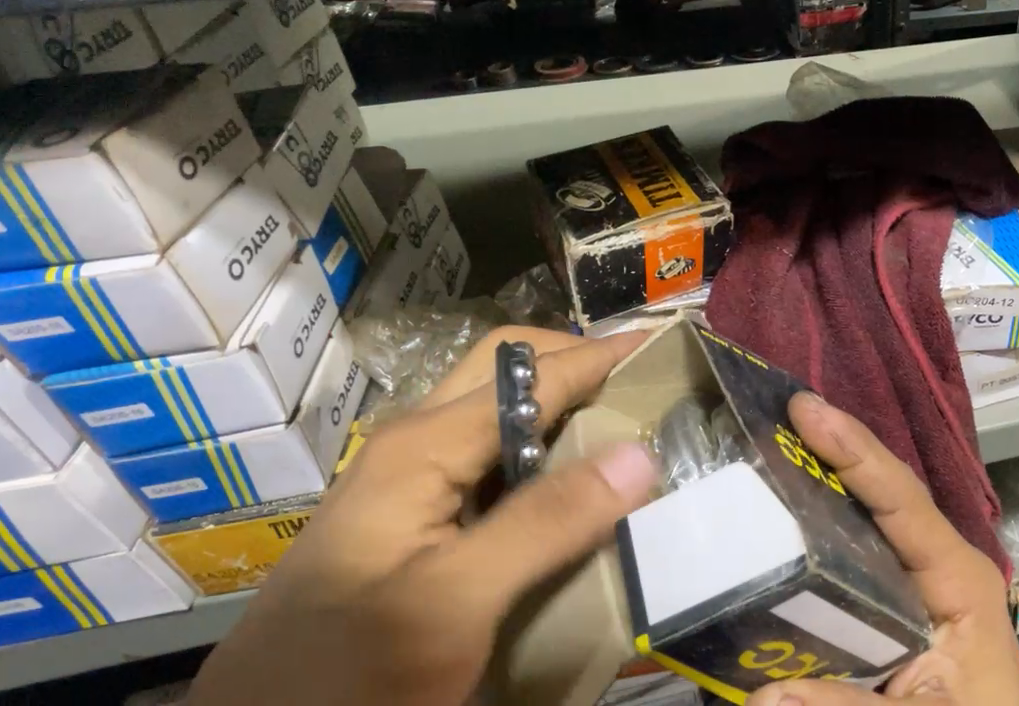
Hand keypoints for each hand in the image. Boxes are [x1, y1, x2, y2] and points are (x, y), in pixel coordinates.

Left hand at [187, 326, 658, 705]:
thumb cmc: (349, 675)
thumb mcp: (452, 604)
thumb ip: (545, 523)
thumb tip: (639, 453)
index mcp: (424, 443)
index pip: (535, 372)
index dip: (605, 354)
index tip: (669, 345)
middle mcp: (417, 444)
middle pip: (510, 367)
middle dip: (578, 363)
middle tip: (643, 386)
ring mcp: (411, 483)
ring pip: (500, 409)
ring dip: (562, 406)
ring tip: (624, 429)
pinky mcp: (414, 522)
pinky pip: (490, 458)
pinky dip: (542, 451)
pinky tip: (571, 490)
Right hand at [747, 393, 1018, 705]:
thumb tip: (761, 697)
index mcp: (957, 576)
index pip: (902, 497)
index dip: (854, 449)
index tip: (805, 409)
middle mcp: (933, 563)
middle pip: (876, 496)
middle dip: (828, 453)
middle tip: (773, 415)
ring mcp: (911, 582)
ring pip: (857, 523)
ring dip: (814, 489)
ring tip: (765, 450)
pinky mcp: (891, 607)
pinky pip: (845, 564)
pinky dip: (810, 542)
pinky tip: (772, 526)